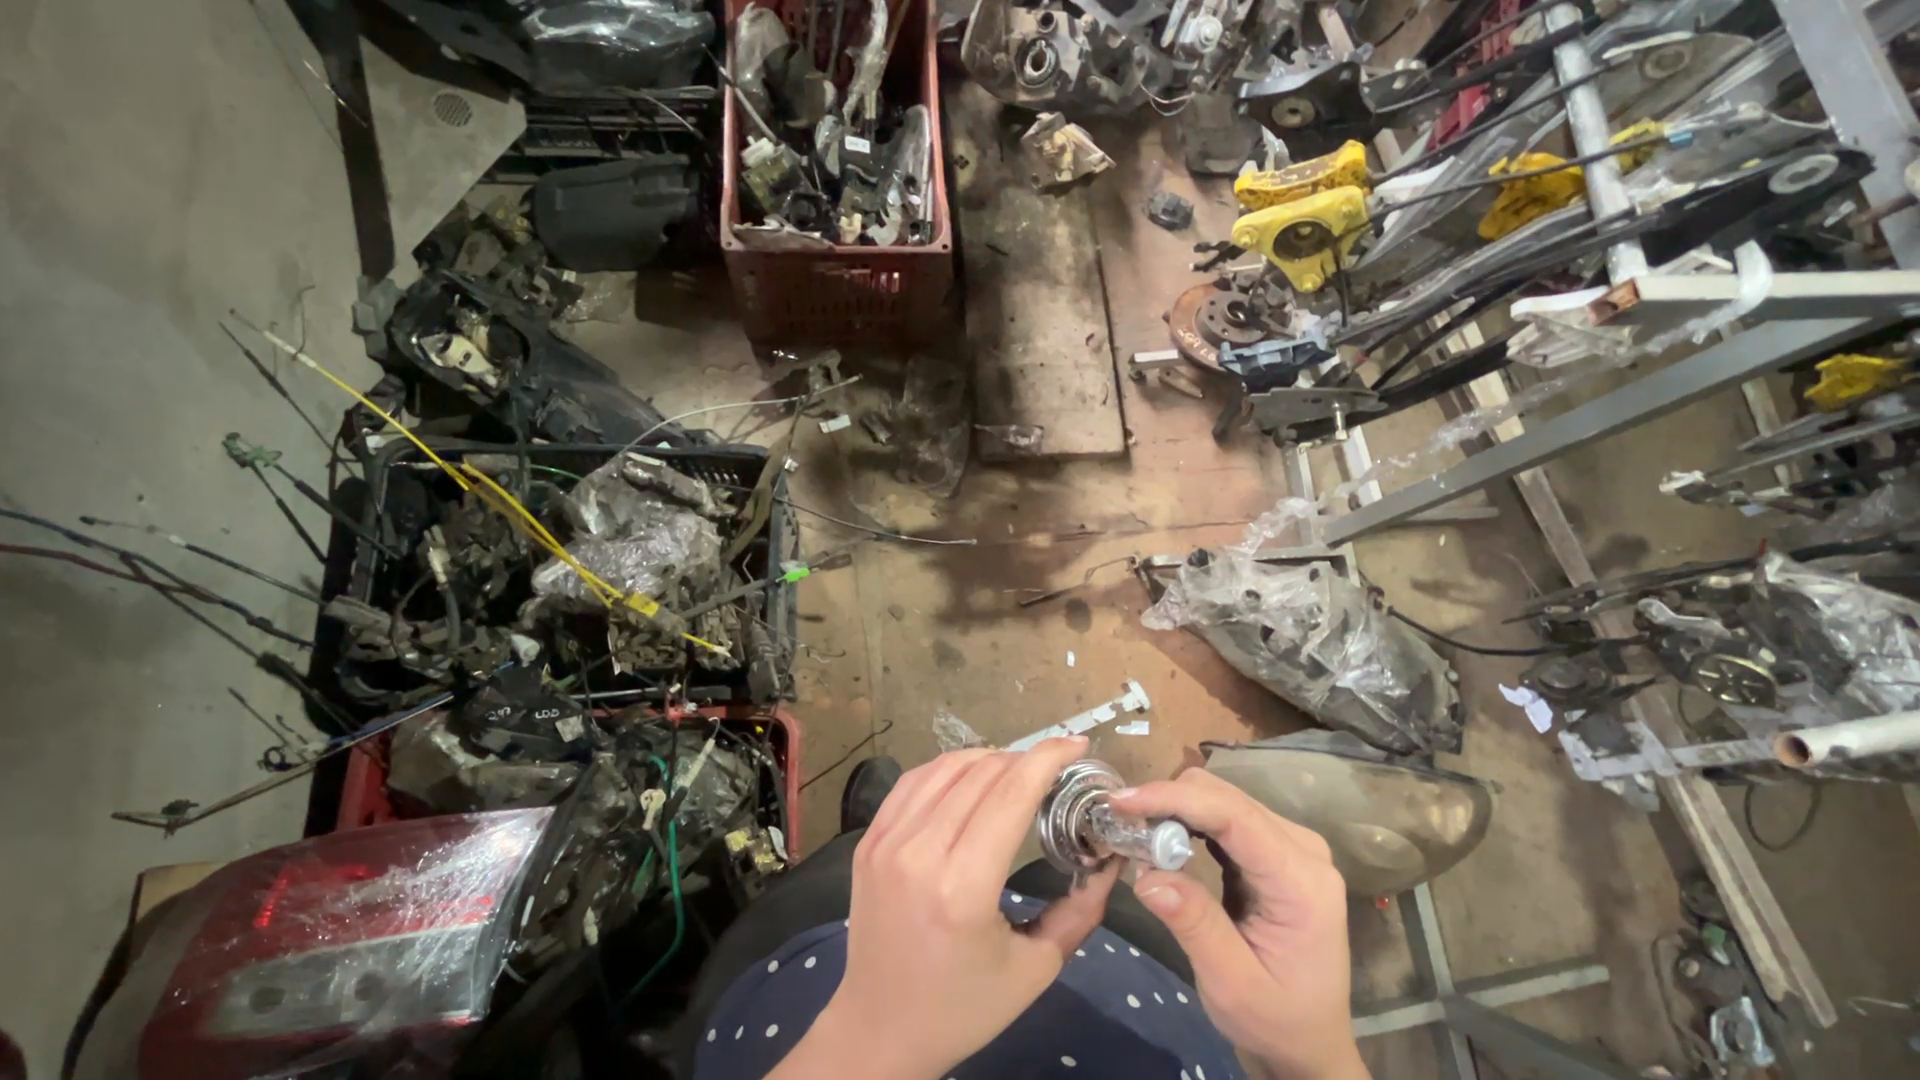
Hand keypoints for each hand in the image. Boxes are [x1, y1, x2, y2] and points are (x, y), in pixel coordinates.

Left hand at [773, 737, 1119, 1079]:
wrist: (878, 1029)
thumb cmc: (963, 1008)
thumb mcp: (1036, 968)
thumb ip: (1080, 909)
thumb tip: (1110, 859)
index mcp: (963, 888)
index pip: (1010, 793)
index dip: (1047, 758)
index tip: (1076, 745)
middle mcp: (919, 854)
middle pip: (981, 773)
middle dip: (1025, 759)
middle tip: (1055, 769)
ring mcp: (886, 843)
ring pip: (945, 768)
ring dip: (988, 759)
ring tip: (1017, 771)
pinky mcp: (868, 841)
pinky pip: (913, 782)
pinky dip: (948, 769)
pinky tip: (971, 777)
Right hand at [1108, 770, 1366, 1079]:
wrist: (1307, 1042)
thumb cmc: (1275, 1019)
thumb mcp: (1231, 984)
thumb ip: (1194, 924)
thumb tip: (1146, 873)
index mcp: (1302, 881)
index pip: (1234, 817)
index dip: (1174, 800)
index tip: (1121, 801)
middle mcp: (1302, 849)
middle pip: (1224, 798)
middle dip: (1168, 803)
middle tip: (1122, 828)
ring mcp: (1289, 846)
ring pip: (1220, 799)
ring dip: (1173, 809)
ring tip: (1137, 836)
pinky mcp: (1272, 850)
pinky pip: (1222, 816)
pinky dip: (1185, 820)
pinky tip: (1163, 842)